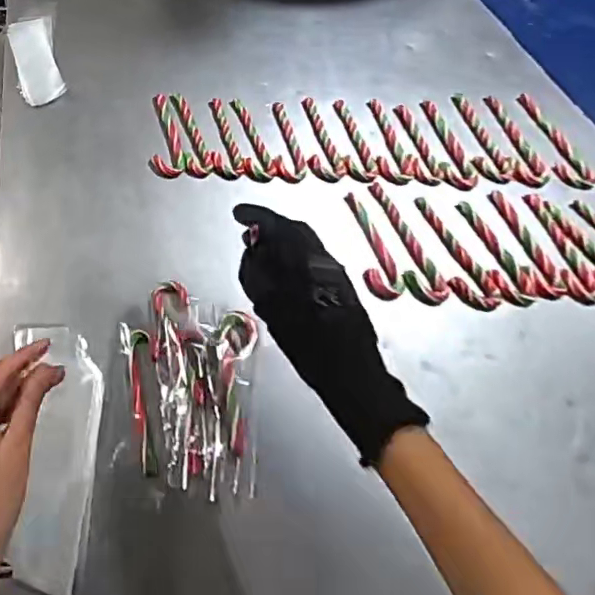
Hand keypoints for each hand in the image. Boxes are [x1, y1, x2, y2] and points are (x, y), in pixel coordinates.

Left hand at [0, 340, 65, 562]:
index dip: (24, 357)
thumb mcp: (17, 447)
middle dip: (25, 374)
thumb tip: (46, 371)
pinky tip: (27, 406)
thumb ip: (30, 404)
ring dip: (18, 393)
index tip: (47, 344)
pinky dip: (9, 411)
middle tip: (54, 366)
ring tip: (47, 381)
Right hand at [233, 204, 428, 464]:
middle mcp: (326, 262)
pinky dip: (292, 257)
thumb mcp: (273, 311)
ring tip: (260, 252)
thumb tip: (251, 245)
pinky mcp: (343, 285)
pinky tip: (280, 272)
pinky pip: (312, 259)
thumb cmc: (312, 352)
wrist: (356, 380)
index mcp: (309, 264)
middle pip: (294, 229)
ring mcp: (338, 273)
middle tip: (247, 230)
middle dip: (270, 226)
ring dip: (281, 242)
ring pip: (304, 243)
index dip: (256, 215)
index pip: (279, 225)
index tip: (238, 215)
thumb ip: (259, 273)